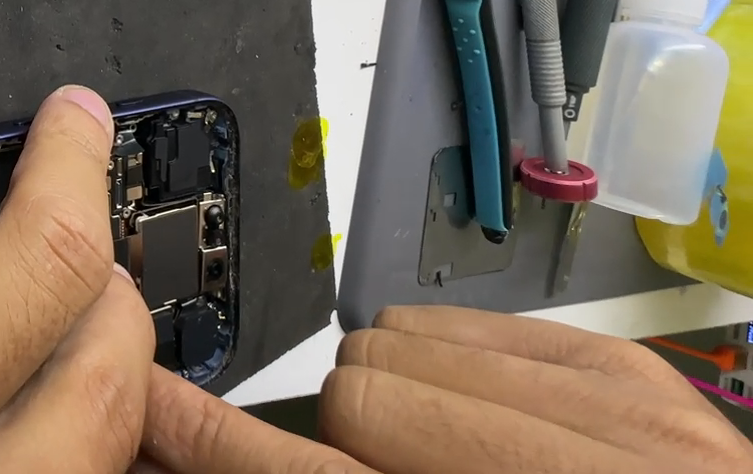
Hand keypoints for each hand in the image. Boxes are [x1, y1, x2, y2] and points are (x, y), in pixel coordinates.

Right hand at [137, 304, 752, 473]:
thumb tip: (199, 440)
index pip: (312, 473)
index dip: (214, 437)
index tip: (153, 403)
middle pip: (354, 396)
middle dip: (356, 437)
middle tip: (396, 470)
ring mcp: (624, 421)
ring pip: (389, 342)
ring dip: (398, 396)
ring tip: (456, 455)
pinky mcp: (626, 372)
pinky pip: (442, 321)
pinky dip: (443, 367)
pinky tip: (492, 423)